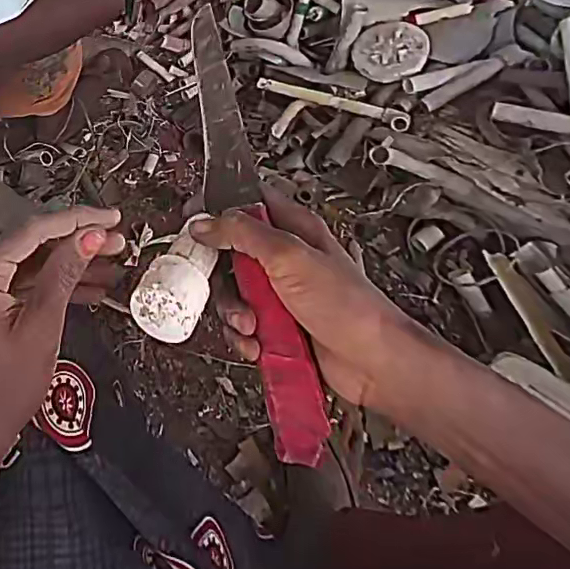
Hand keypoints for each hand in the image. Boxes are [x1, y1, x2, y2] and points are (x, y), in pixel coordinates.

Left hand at [0, 207, 126, 469]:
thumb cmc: (0, 391)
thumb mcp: (41, 328)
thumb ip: (63, 275)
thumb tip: (87, 236)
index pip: (33, 231)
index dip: (76, 220)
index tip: (110, 218)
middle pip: (33, 245)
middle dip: (78, 242)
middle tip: (117, 242)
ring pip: (33, 265)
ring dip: (72, 264)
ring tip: (112, 264)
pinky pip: (26, 285)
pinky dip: (56, 286)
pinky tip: (90, 288)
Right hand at [191, 190, 440, 409]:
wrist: (375, 365)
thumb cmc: (352, 308)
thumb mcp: (291, 257)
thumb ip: (243, 233)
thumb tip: (205, 222)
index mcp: (293, 230)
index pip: (247, 203)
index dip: (218, 208)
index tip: (194, 222)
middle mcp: (285, 258)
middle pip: (229, 253)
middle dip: (221, 275)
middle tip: (224, 285)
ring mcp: (279, 293)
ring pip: (232, 292)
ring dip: (233, 311)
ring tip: (251, 323)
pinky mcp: (276, 324)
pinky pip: (241, 325)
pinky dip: (244, 336)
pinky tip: (258, 341)